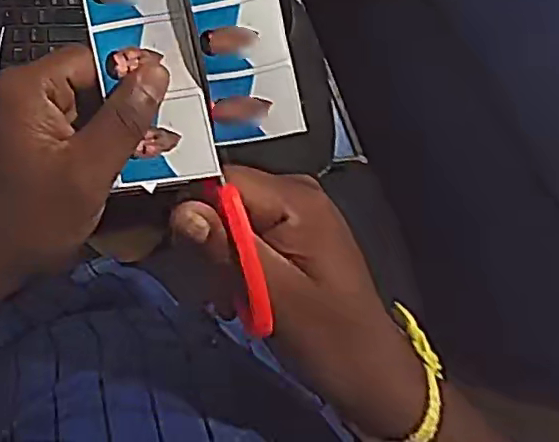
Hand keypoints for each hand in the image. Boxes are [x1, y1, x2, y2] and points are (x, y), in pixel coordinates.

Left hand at [0, 45, 169, 284]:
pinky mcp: (30, 138)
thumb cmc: (29, 218)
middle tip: (162, 135)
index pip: (89, 58)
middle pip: (88, 81)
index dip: (129, 75)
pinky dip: (98, 143)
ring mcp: (25, 115)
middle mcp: (23, 91)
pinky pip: (73, 128)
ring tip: (150, 154)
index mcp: (28, 86)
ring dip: (116, 129)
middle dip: (126, 108)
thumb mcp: (88, 169)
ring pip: (85, 106)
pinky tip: (125, 164)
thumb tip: (154, 72)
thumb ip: (124, 119)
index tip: (167, 96)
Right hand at [170, 167, 428, 438]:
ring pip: (224, 212)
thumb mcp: (276, 298)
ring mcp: (291, 207)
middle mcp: (293, 190)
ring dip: (218, 253)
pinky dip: (232, 256)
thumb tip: (182, 210)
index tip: (195, 253)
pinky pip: (239, 226)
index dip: (197, 212)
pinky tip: (241, 286)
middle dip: (208, 238)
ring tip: (232, 293)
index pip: (219, 179)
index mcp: (296, 198)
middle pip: (220, 194)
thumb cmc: (334, 341)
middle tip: (220, 285)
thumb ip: (228, 249)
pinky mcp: (286, 225)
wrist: (376, 379)